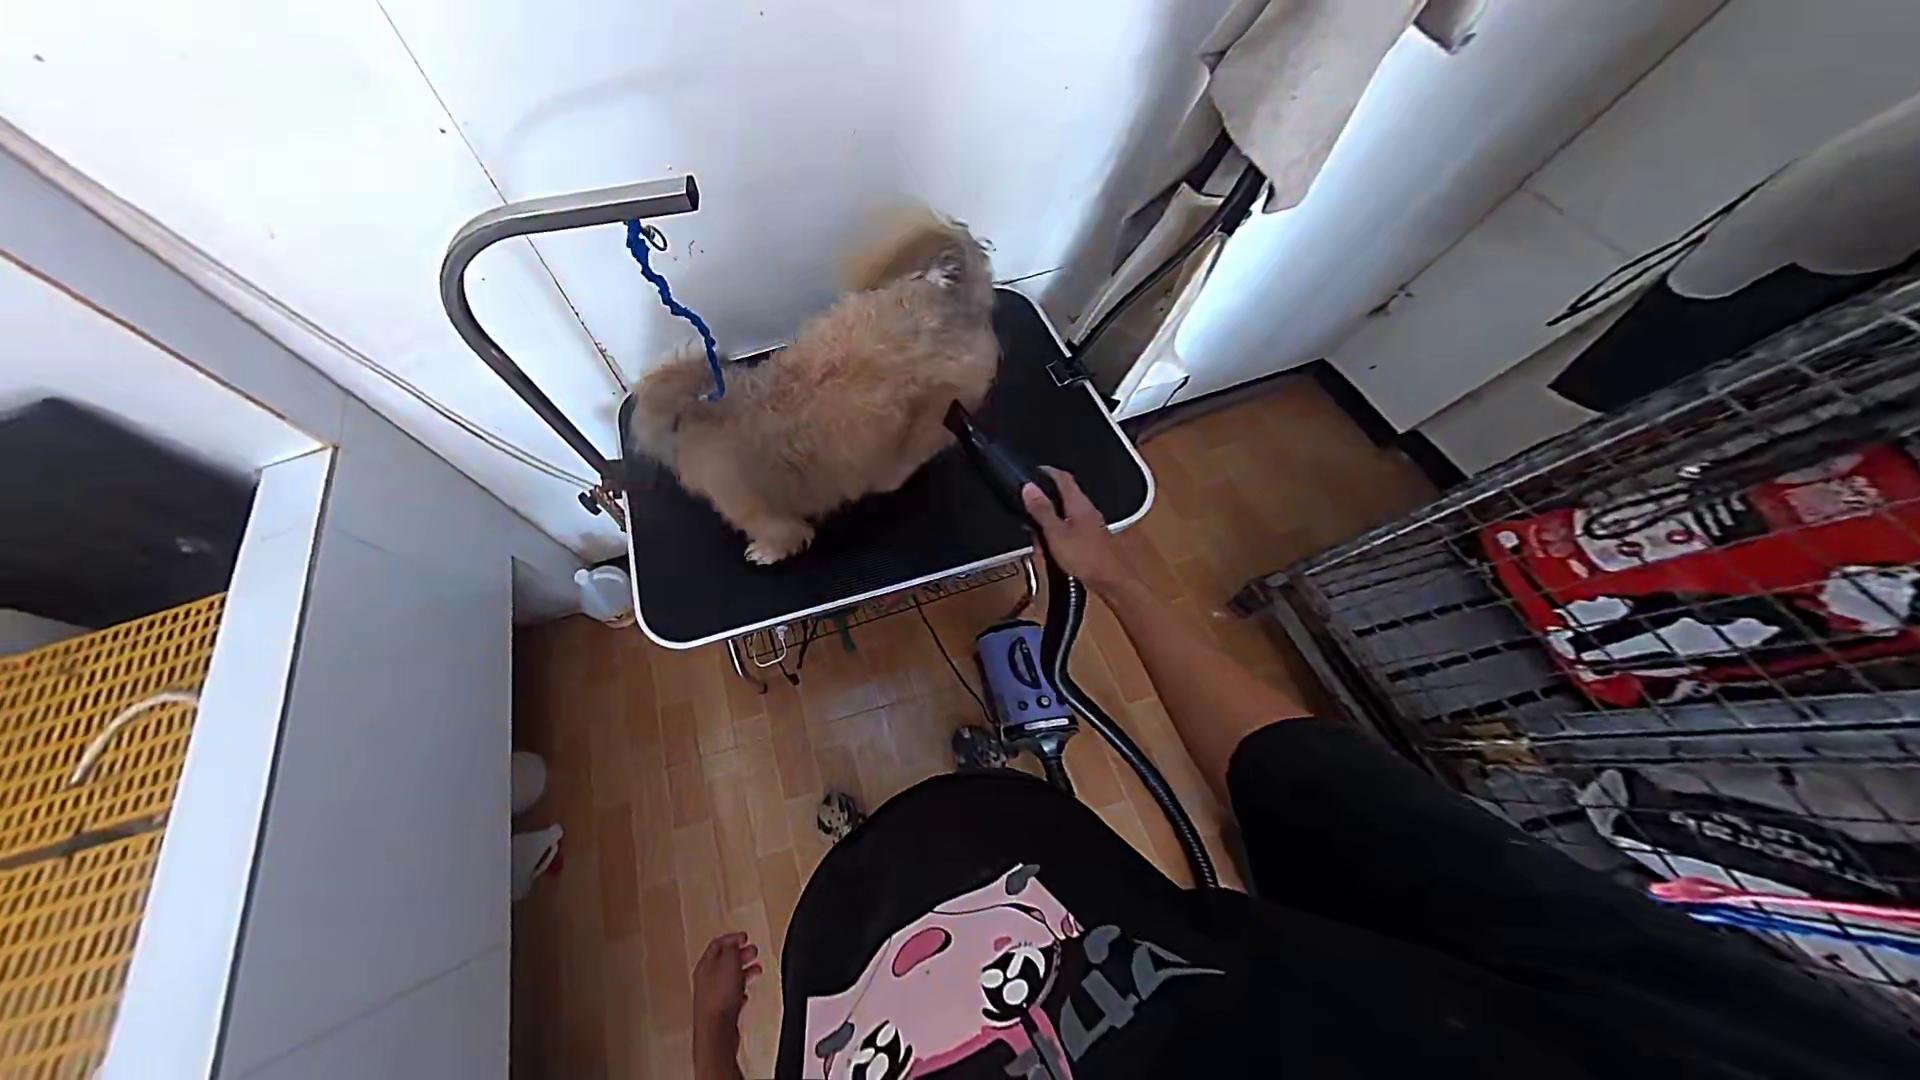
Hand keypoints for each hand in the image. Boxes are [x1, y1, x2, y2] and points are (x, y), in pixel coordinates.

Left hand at [691, 932, 760, 1076]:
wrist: (716, 1031)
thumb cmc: (722, 993)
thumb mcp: (729, 961)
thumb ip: (731, 948)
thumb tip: (732, 943)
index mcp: (704, 966)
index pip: (717, 944)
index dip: (732, 938)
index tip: (746, 937)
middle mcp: (705, 980)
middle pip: (723, 961)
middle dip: (740, 954)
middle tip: (754, 952)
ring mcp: (710, 998)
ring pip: (729, 978)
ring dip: (744, 971)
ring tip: (757, 970)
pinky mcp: (718, 1013)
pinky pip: (730, 996)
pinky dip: (740, 991)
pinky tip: (746, 995)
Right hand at [1021, 467, 1136, 593]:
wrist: (1112, 582)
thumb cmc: (1086, 558)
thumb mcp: (1056, 533)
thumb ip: (1041, 510)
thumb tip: (1029, 487)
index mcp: (1079, 503)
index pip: (1063, 477)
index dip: (1047, 471)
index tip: (1033, 472)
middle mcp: (1087, 510)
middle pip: (1062, 496)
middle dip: (1043, 503)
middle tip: (1027, 511)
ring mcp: (1090, 525)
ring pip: (1064, 515)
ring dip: (1048, 523)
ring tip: (1036, 538)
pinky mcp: (1091, 539)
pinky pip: (1069, 530)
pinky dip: (1056, 535)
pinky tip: (1049, 550)